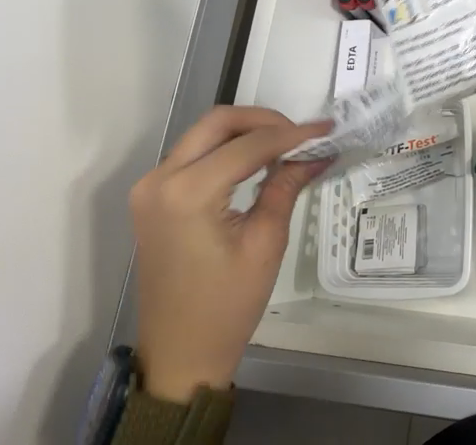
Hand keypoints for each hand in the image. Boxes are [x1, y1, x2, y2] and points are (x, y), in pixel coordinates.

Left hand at [128, 107, 329, 400]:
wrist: (179, 354)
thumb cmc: (226, 306)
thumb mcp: (266, 243)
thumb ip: (286, 186)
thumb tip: (316, 154)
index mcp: (188, 193)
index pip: (249, 145)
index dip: (291, 135)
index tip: (325, 131)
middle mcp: (160, 179)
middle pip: (218, 123)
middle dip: (264, 121)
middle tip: (301, 135)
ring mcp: (150, 186)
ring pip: (203, 134)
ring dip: (244, 133)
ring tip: (285, 147)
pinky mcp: (151, 197)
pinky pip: (192, 155)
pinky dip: (225, 150)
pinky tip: (255, 162)